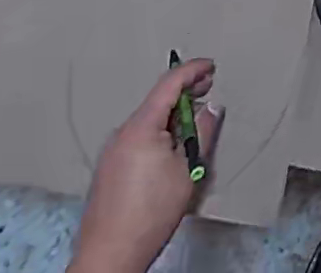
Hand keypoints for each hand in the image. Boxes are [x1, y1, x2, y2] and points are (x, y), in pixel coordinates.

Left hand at [69, 58, 223, 272]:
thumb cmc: (152, 212)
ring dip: (173, 113)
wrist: (109, 259)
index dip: (193, 70)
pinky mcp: (108, 169)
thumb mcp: (189, 167)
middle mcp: (122, 134)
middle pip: (157, 99)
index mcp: (141, 128)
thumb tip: (211, 108)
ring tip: (195, 122)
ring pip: (148, 119)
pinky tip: (172, 145)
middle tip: (208, 88)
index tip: (211, 66)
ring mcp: (111, 152)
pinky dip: (159, 129)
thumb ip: (202, 130)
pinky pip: (138, 135)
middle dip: (185, 91)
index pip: (169, 84)